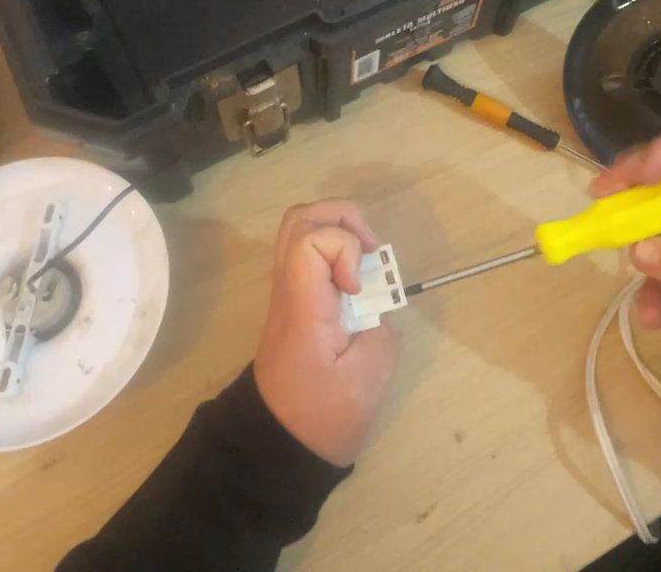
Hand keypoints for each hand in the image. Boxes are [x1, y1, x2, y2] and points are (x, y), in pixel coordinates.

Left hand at [253, 200, 400, 466]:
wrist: (278, 443)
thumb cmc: (322, 418)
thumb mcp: (367, 383)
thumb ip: (382, 335)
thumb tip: (379, 309)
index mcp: (302, 306)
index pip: (310, 240)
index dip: (344, 248)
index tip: (358, 290)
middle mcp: (288, 289)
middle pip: (300, 218)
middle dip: (343, 218)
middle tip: (371, 253)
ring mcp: (286, 291)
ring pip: (300, 229)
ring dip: (339, 230)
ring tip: (367, 262)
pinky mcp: (293, 300)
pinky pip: (307, 251)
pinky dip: (334, 250)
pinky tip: (356, 281)